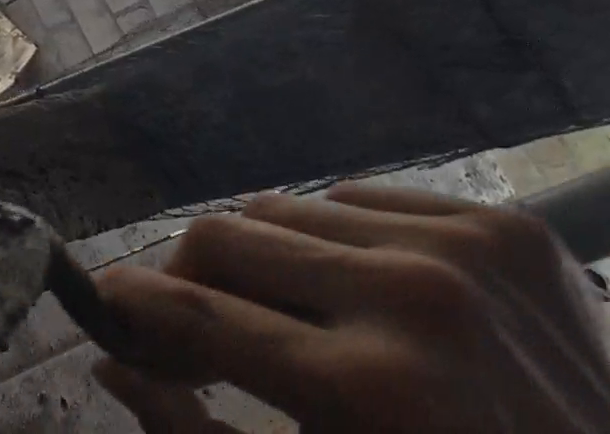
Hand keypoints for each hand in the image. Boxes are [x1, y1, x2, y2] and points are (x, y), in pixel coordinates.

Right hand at [93, 183, 609, 432]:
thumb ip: (195, 433)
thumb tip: (111, 365)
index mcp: (371, 388)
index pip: (188, 309)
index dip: (124, 303)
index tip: (103, 309)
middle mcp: (413, 296)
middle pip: (218, 235)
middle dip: (186, 282)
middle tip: (196, 331)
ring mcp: (468, 249)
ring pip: (277, 210)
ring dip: (260, 262)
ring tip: (290, 314)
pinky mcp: (508, 227)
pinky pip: (353, 201)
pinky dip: (333, 241)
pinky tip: (365, 293)